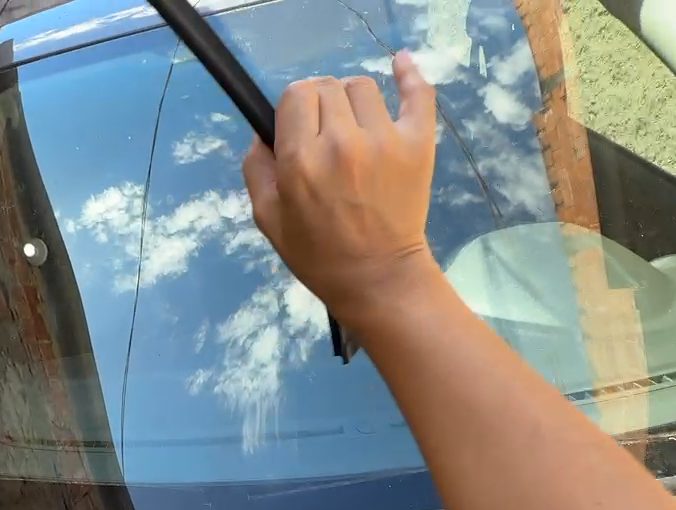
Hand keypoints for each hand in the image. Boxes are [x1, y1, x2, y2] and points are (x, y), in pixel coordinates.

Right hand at [242, 52, 440, 327]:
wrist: (375, 277)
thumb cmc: (316, 255)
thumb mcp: (268, 221)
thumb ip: (257, 171)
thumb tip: (262, 133)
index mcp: (301, 162)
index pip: (294, 96)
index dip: (292, 108)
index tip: (297, 127)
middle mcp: (341, 142)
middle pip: (327, 87)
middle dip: (319, 105)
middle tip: (323, 135)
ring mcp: (384, 138)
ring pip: (362, 87)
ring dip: (352, 101)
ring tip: (354, 129)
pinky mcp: (418, 140)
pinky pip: (415, 89)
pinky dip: (407, 73)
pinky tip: (399, 66)